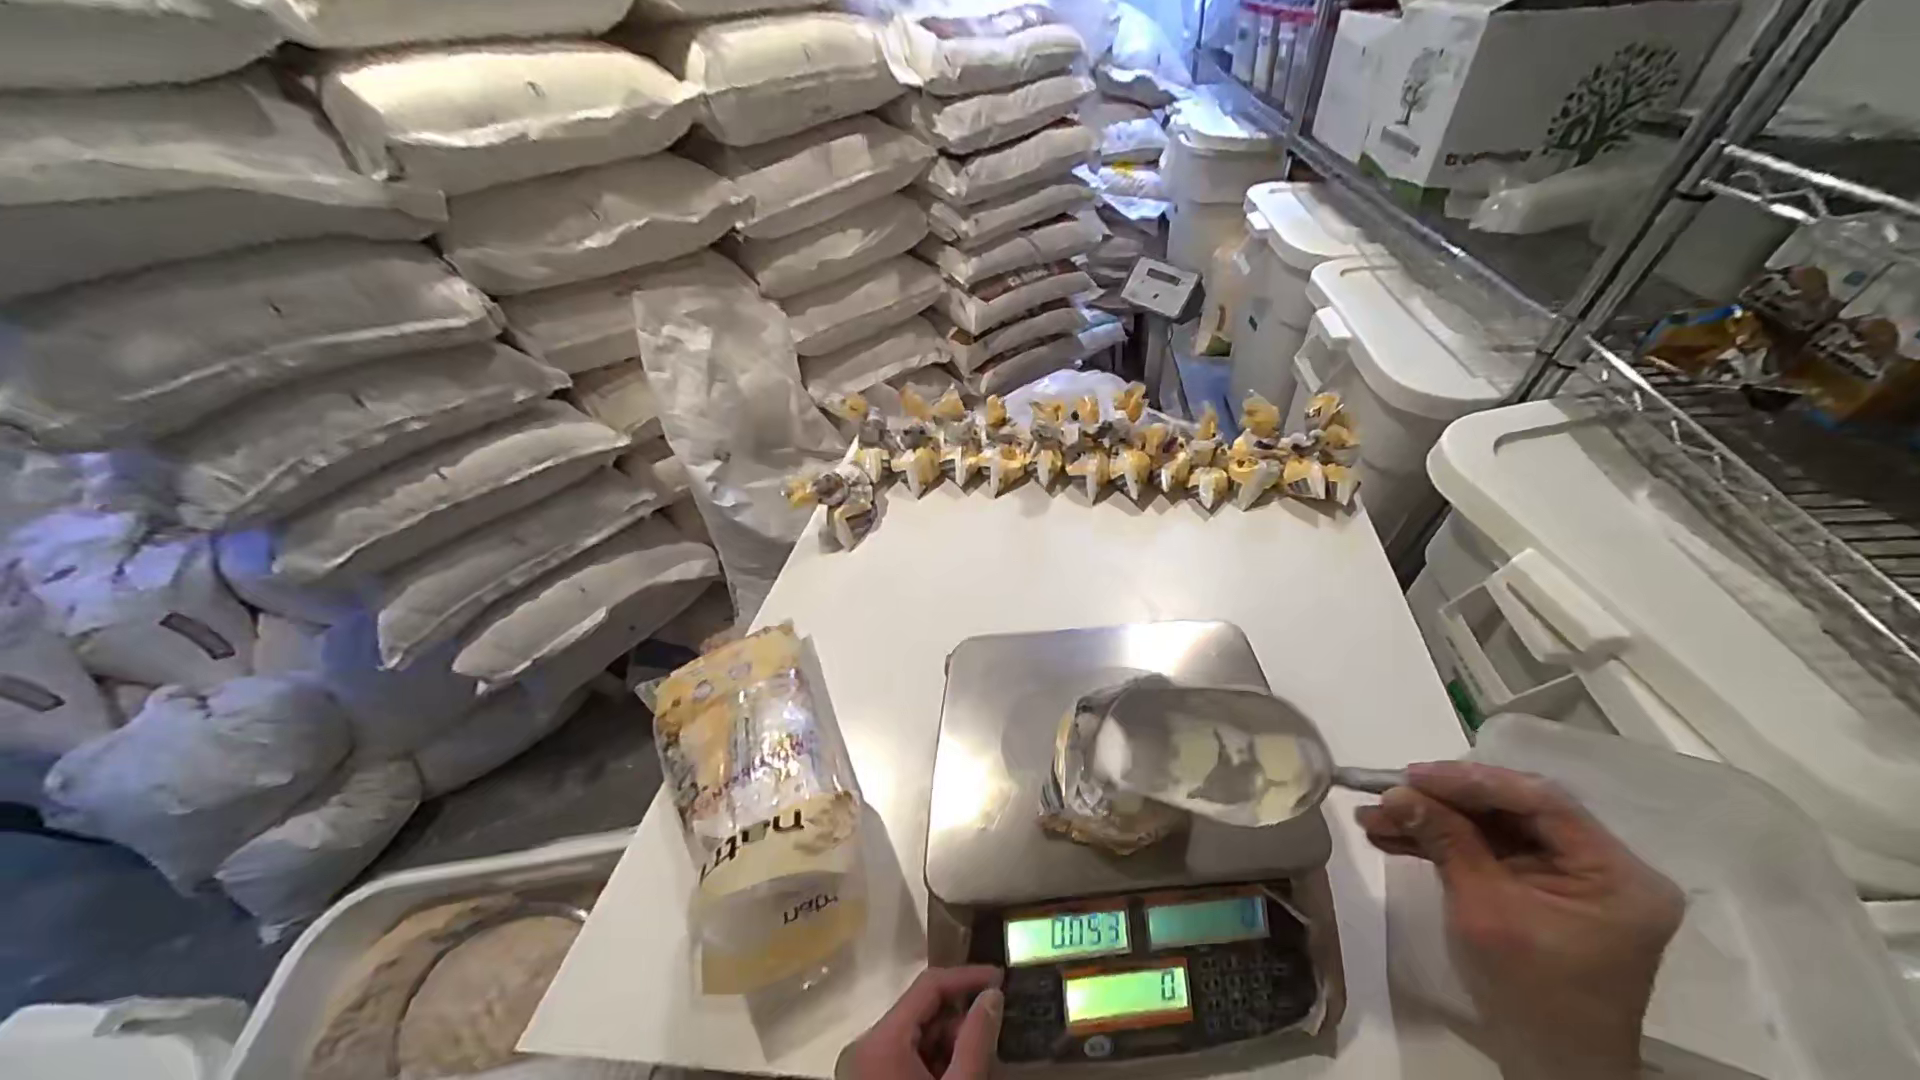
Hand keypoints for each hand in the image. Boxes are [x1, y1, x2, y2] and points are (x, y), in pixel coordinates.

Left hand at [839, 966, 1003, 1079]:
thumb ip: (976, 1039)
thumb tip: (993, 994)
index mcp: (880, 1039)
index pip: (928, 985)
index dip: (967, 976)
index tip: (1000, 977)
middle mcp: (864, 1044)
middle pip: (922, 1010)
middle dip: (959, 1020)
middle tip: (990, 1035)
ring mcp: (862, 1065)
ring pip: (915, 1034)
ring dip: (948, 1043)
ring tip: (972, 1064)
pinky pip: (905, 1055)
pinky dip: (932, 1061)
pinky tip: (952, 1075)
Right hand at [1356, 762, 1682, 1079]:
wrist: (1548, 1060)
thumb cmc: (1531, 990)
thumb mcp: (1485, 909)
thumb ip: (1447, 841)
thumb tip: (1397, 792)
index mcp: (1615, 872)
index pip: (1541, 801)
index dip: (1471, 780)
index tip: (1411, 775)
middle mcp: (1599, 863)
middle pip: (1510, 809)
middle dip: (1440, 801)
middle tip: (1385, 794)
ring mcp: (1567, 873)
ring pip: (1489, 825)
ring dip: (1429, 820)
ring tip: (1372, 818)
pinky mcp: (1536, 883)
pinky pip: (1485, 848)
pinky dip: (1438, 841)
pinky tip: (1391, 837)